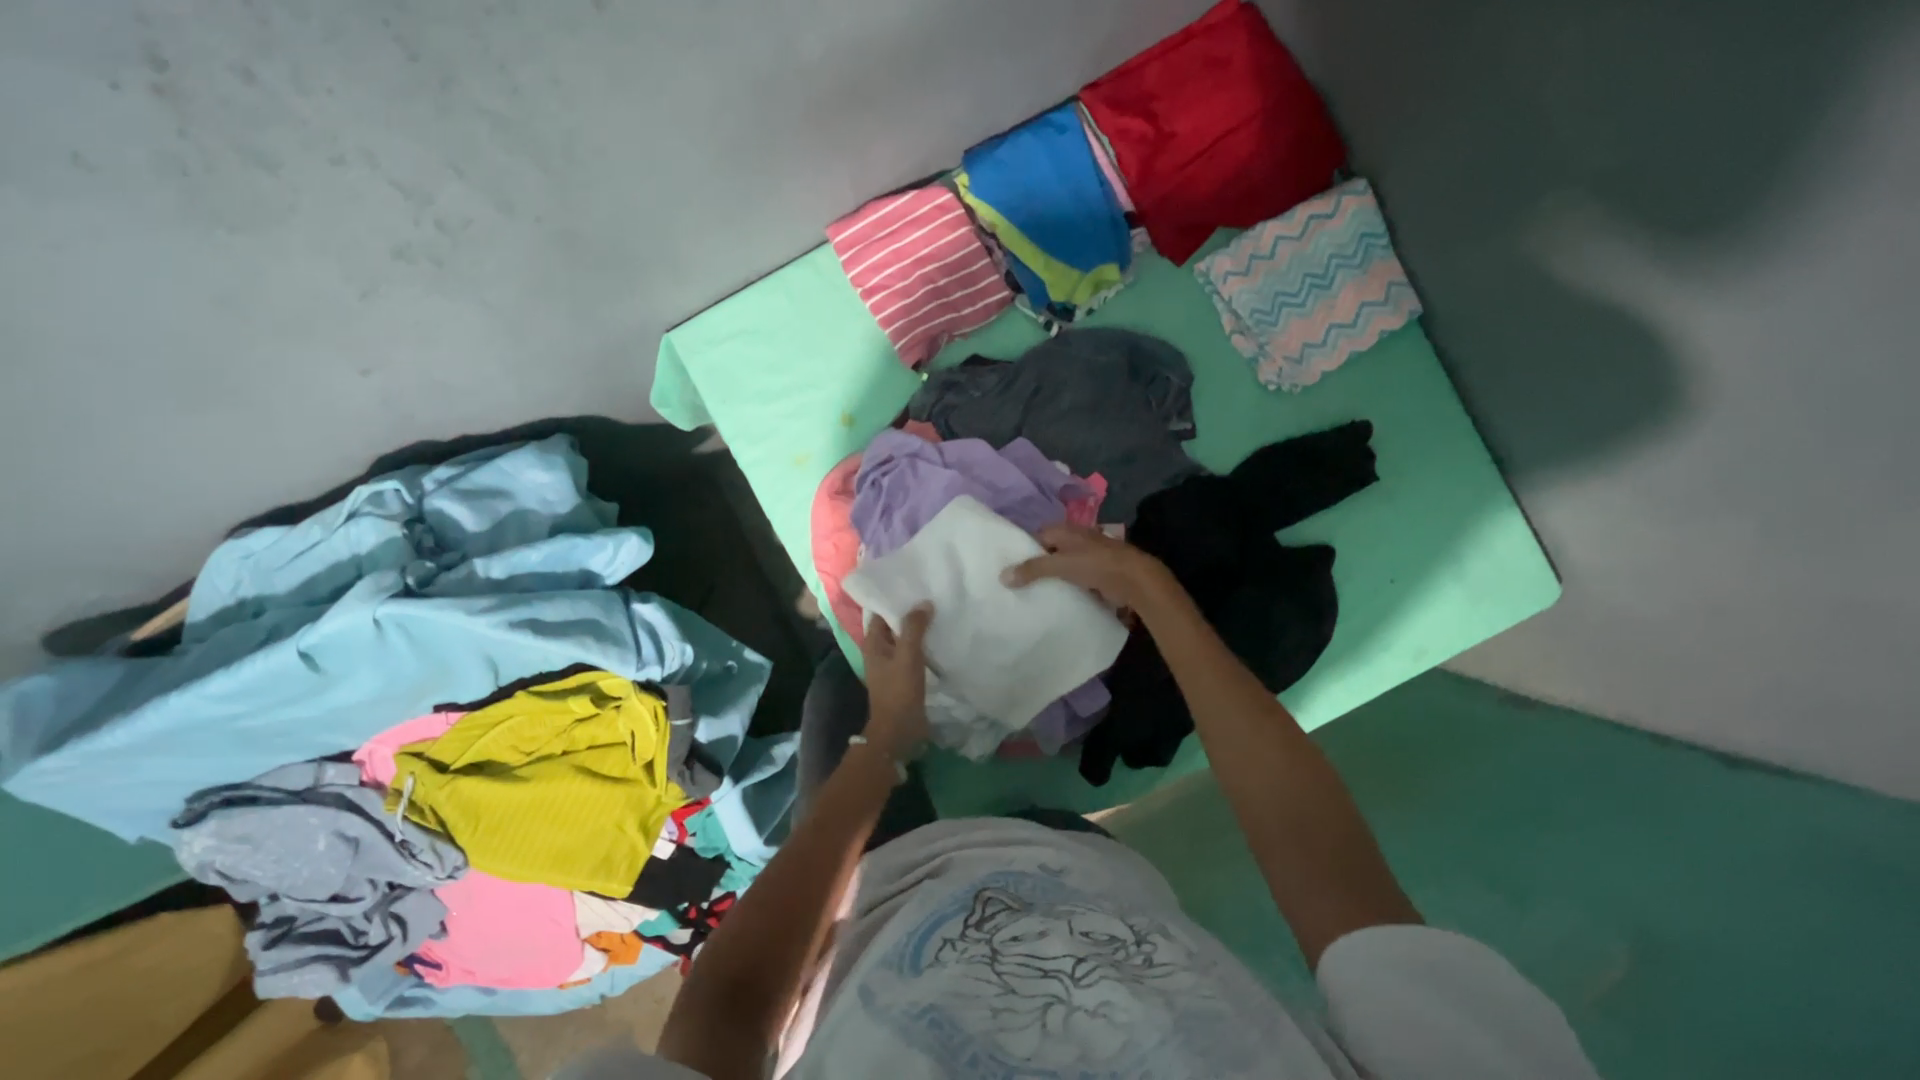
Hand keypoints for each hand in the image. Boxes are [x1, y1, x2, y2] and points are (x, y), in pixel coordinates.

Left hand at [859, 603, 932, 757]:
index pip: (880, 612)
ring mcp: (892, 664)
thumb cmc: (899, 691)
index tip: (914, 585)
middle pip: (894, 625)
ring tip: (940, 611)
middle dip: (910, 612)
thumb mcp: (907, 656)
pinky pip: (914, 654)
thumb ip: (914, 628)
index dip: (894, 599)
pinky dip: (924, 645)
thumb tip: (924, 603)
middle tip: (932, 594)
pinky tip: (941, 638)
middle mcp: (880, 651)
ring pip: (906, 639)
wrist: (899, 731)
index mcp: (873, 643)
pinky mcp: (905, 676)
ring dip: (919, 629)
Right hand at [1002, 524, 1175, 614]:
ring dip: (1049, 579)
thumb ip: (1032, 569)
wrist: (1134, 579)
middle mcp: (1075, 541)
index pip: (1037, 536)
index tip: (1007, 566)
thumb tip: (1002, 576)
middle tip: (1014, 584)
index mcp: (1066, 531)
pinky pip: (1072, 581)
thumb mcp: (1060, 564)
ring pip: (1060, 568)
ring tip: (1027, 595)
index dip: (1022, 549)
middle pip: (1048, 552)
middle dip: (1034, 566)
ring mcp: (1086, 558)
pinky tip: (1051, 600)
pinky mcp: (1095, 575)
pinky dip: (1063, 588)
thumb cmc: (1096, 564)